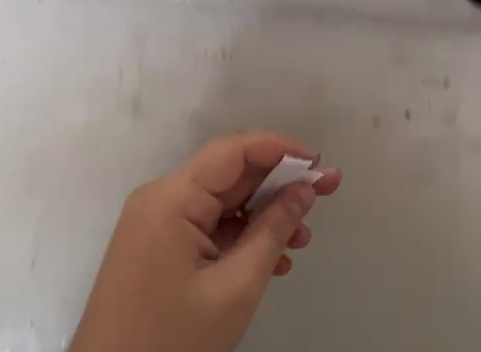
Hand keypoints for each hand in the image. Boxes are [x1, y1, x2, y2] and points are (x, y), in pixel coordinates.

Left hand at [70, 131, 342, 351]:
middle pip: (230, 174)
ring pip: (222, 201)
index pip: (234, 150)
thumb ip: (273, 230)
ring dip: (264, 215)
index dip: (281, 149)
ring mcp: (155, 224)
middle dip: (279, 184)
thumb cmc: (172, 340)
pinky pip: (207, 225)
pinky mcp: (156, 248)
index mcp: (170, 199)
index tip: (320, 165)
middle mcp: (159, 200)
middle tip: (325, 193)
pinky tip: (272, 258)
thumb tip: (304, 189)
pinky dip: (241, 235)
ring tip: (302, 239)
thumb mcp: (235, 287)